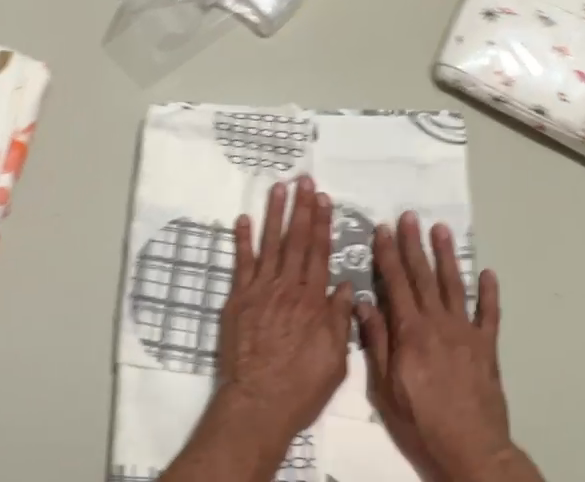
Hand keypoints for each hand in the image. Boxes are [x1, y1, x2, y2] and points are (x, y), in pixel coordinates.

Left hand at [217, 176, 355, 443]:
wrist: (258, 403)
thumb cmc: (301, 387)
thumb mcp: (335, 360)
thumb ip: (340, 320)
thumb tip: (346, 287)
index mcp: (313, 301)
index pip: (320, 253)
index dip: (322, 224)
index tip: (324, 199)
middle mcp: (287, 288)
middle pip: (296, 240)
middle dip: (301, 208)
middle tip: (303, 180)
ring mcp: (260, 291)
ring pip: (270, 244)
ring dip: (274, 214)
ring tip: (278, 187)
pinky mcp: (238, 299)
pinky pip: (241, 263)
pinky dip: (243, 240)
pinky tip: (244, 219)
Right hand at [359, 214, 541, 481]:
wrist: (472, 450)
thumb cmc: (422, 422)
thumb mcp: (385, 390)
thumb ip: (376, 344)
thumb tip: (364, 304)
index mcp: (410, 332)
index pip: (396, 283)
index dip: (388, 254)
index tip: (382, 229)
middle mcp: (438, 324)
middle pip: (423, 276)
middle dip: (414, 244)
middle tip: (409, 216)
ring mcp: (466, 333)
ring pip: (454, 285)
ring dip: (446, 256)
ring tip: (441, 228)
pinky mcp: (487, 348)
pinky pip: (489, 314)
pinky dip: (489, 293)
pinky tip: (488, 273)